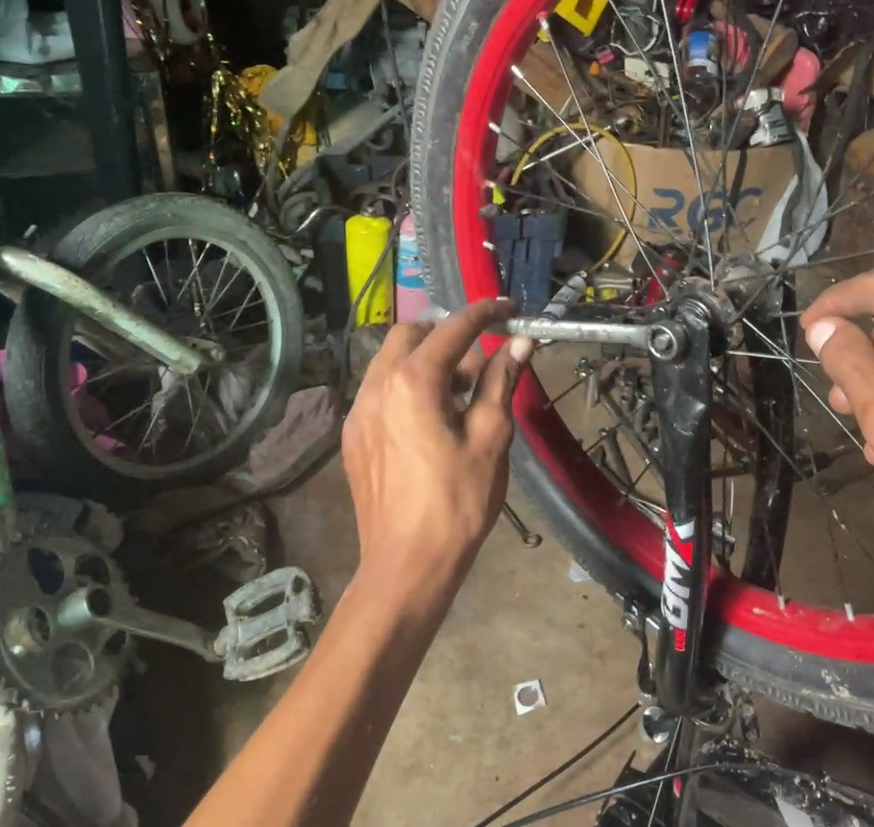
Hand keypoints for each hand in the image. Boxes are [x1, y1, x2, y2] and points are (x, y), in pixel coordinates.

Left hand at [340, 299, 534, 574]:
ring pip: (390, 362)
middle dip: (447, 335)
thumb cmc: (457, 502)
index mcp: (413, 383)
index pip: (452, 329)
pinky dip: (407, 387)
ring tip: (461, 394)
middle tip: (481, 360)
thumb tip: (520, 343)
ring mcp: (358, 412)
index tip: (509, 308)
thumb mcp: (491, 438)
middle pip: (410, 336)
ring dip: (426, 361)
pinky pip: (380, 391)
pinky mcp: (353, 437)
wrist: (406, 565)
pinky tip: (432, 421)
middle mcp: (376, 387)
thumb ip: (501, 382)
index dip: (484, 313)